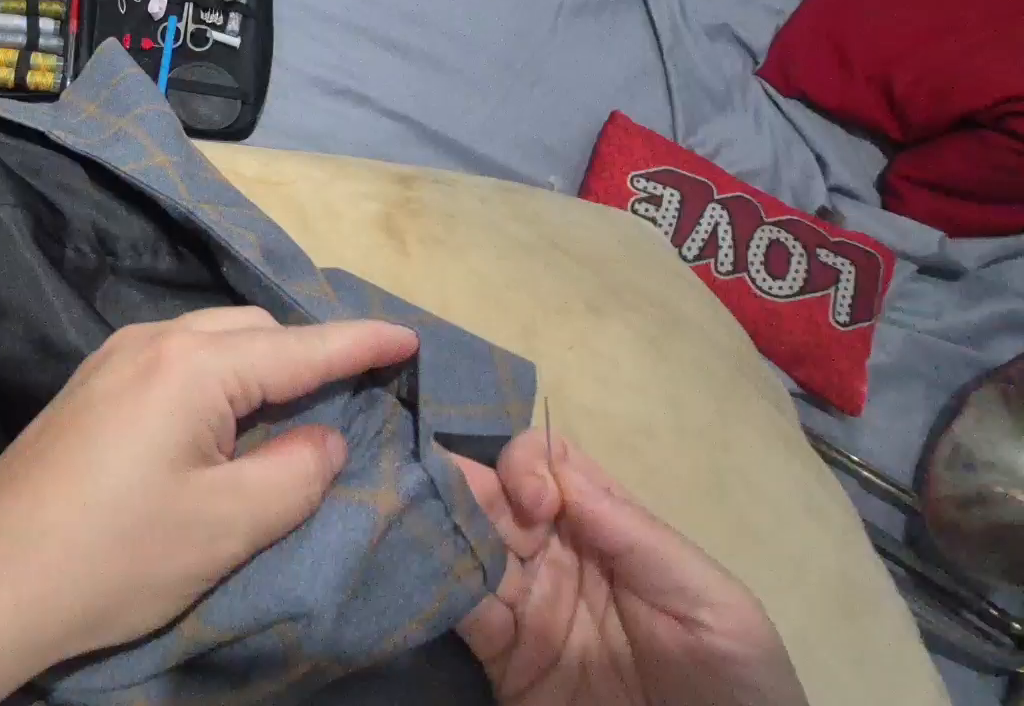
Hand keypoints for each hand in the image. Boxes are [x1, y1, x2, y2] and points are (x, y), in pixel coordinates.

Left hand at [0, 307, 418, 672]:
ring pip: (209, 339)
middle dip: (305, 355)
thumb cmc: (116, 555)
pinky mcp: (89, 383)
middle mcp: (149, 340)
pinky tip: (217, 417)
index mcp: (191, 365)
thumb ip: (295, 471)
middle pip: (251, 331)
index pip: (297, 346)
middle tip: (347, 397)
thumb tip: (326, 435)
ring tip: (288, 408)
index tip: (409, 337)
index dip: (359, 342)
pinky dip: (213, 375)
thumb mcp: (226, 525)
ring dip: (257, 364)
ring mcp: (111, 357)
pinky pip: (172, 357)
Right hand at [453, 430, 808, 705]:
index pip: (545, 461)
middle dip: (464, 482)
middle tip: (441, 492)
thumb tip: (552, 469)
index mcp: (603, 528)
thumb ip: (636, 534)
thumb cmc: (734, 685)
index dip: (526, 464)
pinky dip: (430, 579)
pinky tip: (418, 565)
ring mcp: (519, 598)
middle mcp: (549, 551)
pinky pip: (453, 602)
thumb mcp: (713, 607)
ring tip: (410, 511)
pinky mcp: (495, 647)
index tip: (535, 504)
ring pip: (461, 537)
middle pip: (490, 491)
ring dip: (436, 521)